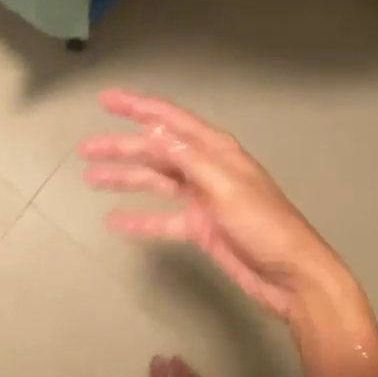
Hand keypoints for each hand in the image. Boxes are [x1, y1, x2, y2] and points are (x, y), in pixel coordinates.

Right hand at [77, 89, 345, 318]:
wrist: (293, 277)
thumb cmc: (265, 225)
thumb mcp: (226, 187)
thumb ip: (188, 158)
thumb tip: (153, 128)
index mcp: (215, 149)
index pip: (169, 119)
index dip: (137, 106)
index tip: (106, 99)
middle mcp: (206, 167)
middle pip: (156, 150)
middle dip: (121, 146)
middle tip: (84, 149)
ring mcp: (202, 197)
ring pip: (155, 181)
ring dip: (125, 177)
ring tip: (91, 178)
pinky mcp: (200, 226)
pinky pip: (163, 218)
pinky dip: (140, 218)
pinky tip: (115, 220)